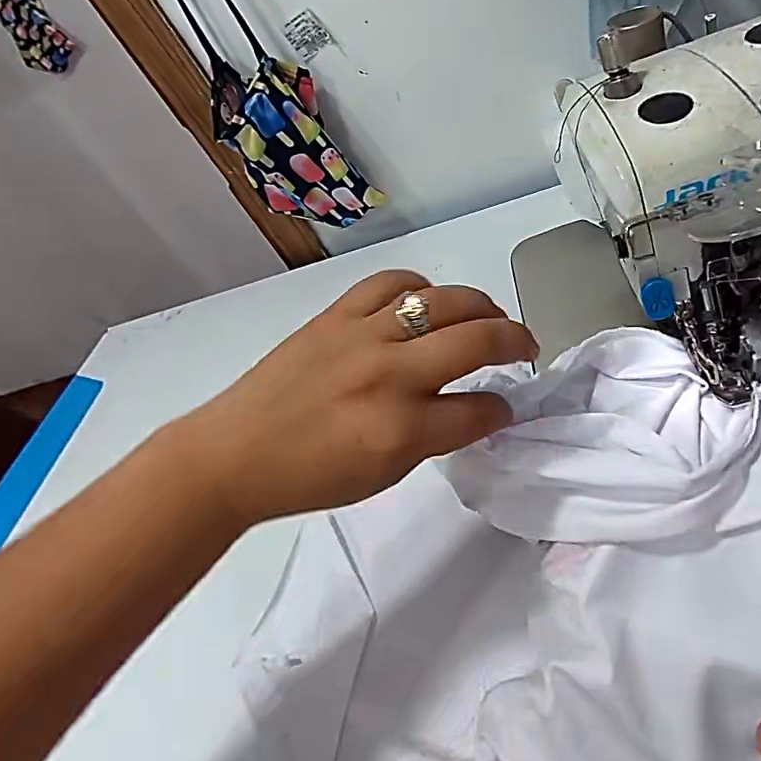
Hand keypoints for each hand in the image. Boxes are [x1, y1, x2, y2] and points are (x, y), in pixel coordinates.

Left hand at [168, 269, 537, 524]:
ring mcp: (363, 336)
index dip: (501, 410)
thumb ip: (435, 438)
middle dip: (516, 341)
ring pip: (443, 301)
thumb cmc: (309, 476)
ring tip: (491, 316)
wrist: (235, 453)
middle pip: (476, 340)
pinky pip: (391, 284)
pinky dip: (420, 287)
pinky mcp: (337, 314)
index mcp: (401, 429)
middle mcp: (389, 375)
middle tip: (525, 347)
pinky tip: (427, 299)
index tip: (506, 406)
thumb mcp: (384, 474)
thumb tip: (475, 408)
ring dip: (480, 306)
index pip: (478, 410)